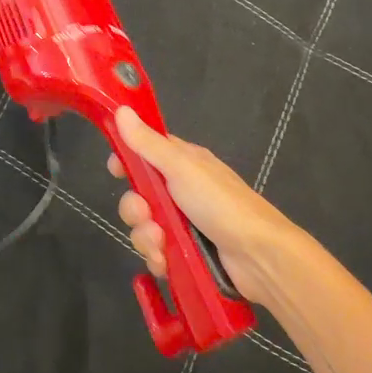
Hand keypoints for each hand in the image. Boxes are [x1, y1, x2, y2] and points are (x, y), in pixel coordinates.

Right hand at [109, 107, 296, 307]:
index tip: (114, 170)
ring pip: (145, 226)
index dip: (128, 160)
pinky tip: (165, 263)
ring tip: (161, 246)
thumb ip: (148, 143)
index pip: (146, 152)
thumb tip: (121, 109)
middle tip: (146, 215)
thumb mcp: (182, 167)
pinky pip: (157, 253)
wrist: (258, 255)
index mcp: (183, 162)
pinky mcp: (186, 253)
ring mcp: (184, 223)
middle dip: (135, 209)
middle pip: (139, 194)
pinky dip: (158, 259)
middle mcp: (181, 190)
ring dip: (146, 238)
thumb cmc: (221, 203)